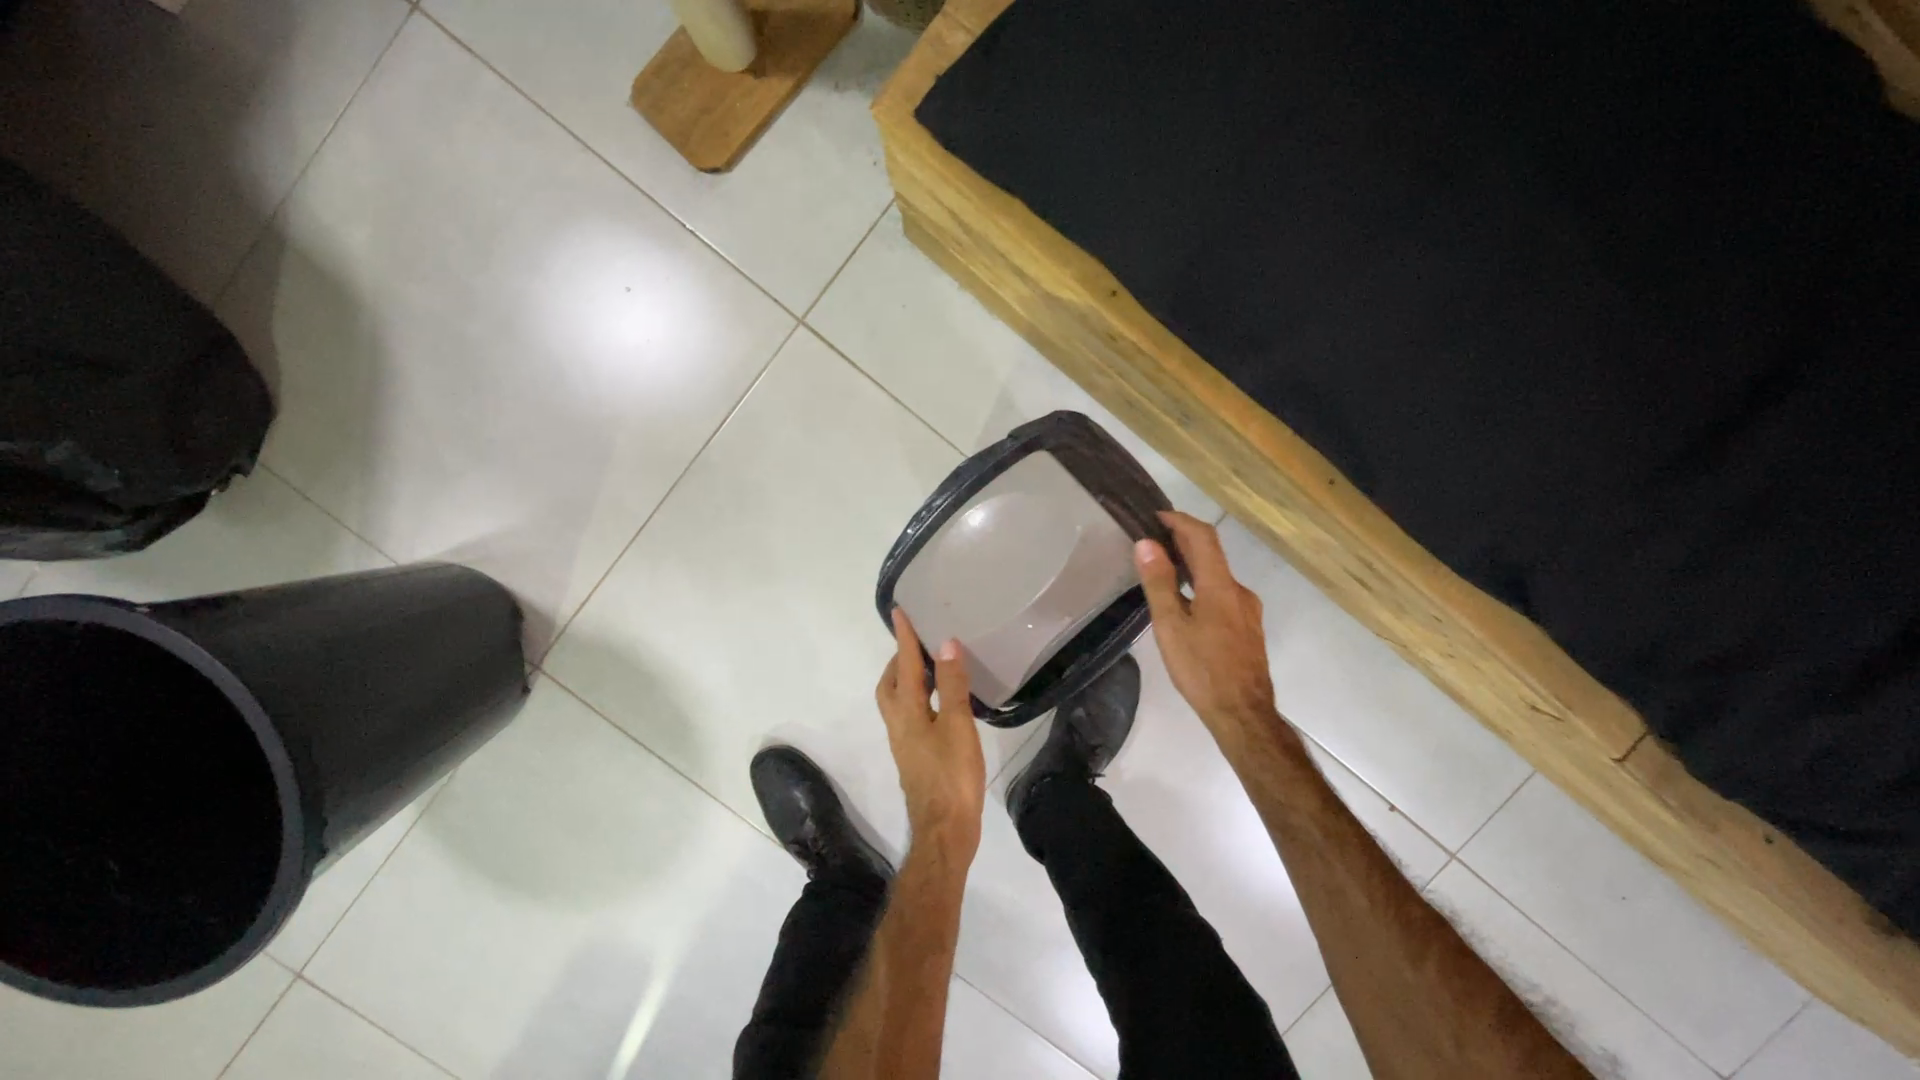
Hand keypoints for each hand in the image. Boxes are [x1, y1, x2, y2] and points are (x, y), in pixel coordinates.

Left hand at [876, 609, 986, 858]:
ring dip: (908, 681)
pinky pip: (911, 718)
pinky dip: (921, 701)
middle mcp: (899, 726)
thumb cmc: (952, 776)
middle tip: (917, 644)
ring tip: (931, 670)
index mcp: (907, 713)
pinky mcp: (916, 760)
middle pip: (890, 686)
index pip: (905, 665)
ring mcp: (906, 745)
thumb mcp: (957, 726)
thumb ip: (951, 686)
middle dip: (900, 661)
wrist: (945, 831)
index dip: (904, 638)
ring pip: (898, 704)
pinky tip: (941, 706)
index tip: (899, 612)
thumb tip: (945, 644)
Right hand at [1135, 511, 1285, 743]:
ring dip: (1193, 566)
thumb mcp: (1171, 626)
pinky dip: (1202, 587)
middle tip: (1152, 541)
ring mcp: (1248, 611)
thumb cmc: (1202, 670)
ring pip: (1218, 577)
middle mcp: (1239, 591)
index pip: (1202, 537)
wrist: (1243, 713)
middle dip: (1183, 541)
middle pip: (1212, 554)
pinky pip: (1223, 595)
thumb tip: (1146, 544)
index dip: (1179, 520)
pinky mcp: (1248, 629)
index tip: (1155, 516)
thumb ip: (1159, 583)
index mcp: (1221, 586)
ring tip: (1164, 571)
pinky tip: (1186, 605)